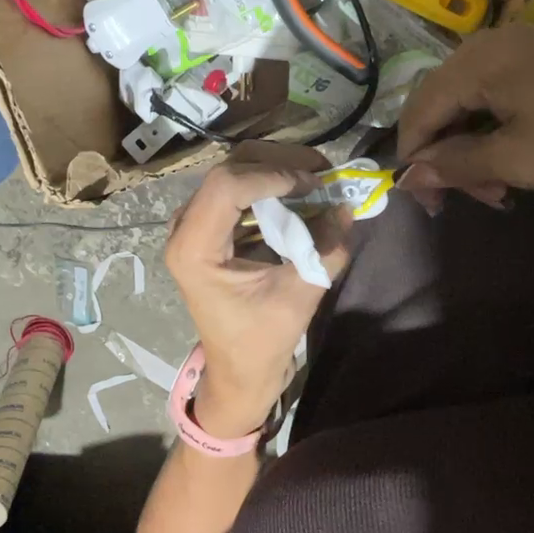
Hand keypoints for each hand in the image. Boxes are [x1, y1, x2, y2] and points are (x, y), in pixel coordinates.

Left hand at [164, 143, 350, 435]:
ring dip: (277, 167)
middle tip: (324, 171)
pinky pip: (239, 187)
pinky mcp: (210, 224)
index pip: (227, 186)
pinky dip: (272, 182)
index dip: (273, 175)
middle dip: (279, 162)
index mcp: (193, 249)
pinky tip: (303, 191)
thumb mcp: (298, 298)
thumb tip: (347, 207)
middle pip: (229, 168)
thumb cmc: (259, 342)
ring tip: (318, 178)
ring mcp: (195, 223)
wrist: (237, 370)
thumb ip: (324, 251)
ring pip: (234, 170)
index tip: (315, 184)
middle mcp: (185, 227)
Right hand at [395, 23, 533, 205]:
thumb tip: (408, 175)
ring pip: (475, 98)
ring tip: (500, 186)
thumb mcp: (518, 160)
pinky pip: (504, 91)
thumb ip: (455, 165)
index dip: (414, 158)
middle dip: (448, 153)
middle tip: (475, 198)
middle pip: (444, 100)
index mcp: (478, 60)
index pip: (419, 108)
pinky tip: (519, 156)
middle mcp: (494, 42)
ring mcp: (527, 44)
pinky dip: (500, 127)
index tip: (428, 203)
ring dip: (475, 145)